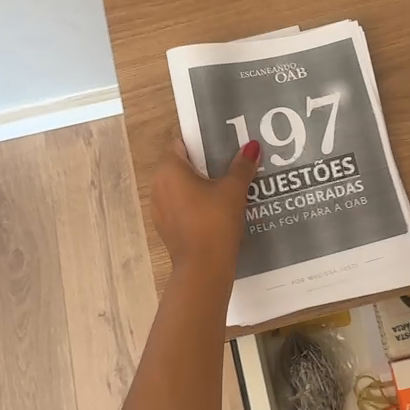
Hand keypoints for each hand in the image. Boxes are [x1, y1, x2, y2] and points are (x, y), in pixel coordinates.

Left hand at [151, 136, 260, 272]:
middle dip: (203, 163)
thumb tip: (252, 146)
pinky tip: (215, 210)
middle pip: (180, 165)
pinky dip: (194, 204)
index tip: (221, 144)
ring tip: (225, 187)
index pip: (181, 143)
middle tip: (229, 163)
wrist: (203, 267)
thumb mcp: (233, 190)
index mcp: (169, 169)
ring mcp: (159, 208)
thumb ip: (242, 166)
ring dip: (198, 185)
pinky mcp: (165, 227)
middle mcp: (158, 185)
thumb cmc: (215, 221)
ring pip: (179, 187)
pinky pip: (179, 206)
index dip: (200, 142)